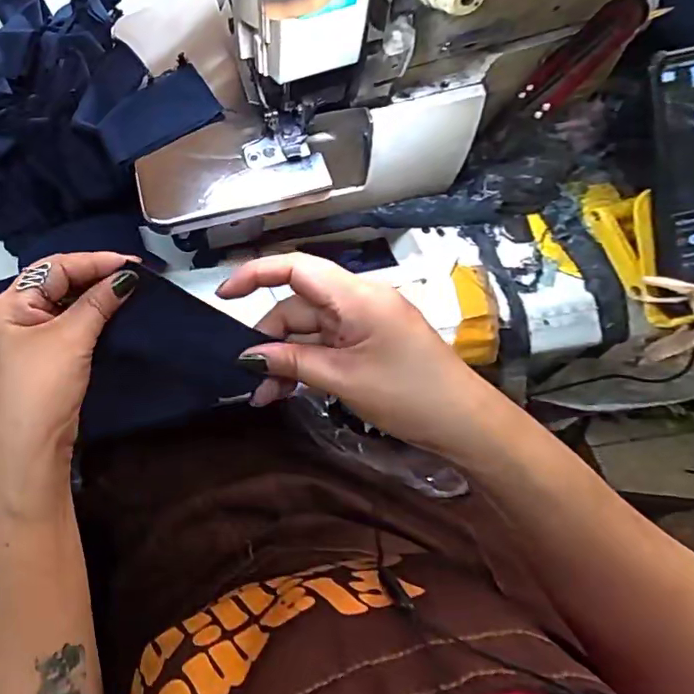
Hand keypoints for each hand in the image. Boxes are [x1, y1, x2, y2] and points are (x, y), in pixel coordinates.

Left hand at [0, 252, 139, 474]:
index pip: (54, 268)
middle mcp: (13, 314)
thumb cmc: (42, 387)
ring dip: (95, 296)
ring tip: (130, 289)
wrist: (31, 447)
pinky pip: (68, 324)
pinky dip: (91, 316)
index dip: (93, 262)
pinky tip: (114, 311)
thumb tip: (126, 277)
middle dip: (95, 276)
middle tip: (135, 275)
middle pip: (57, 282)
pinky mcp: (43, 355)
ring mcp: (27, 336)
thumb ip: (98, 302)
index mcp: (7, 303)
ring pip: (65, 303)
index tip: (131, 264)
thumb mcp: (71, 338)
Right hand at [217, 252, 506, 461]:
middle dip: (268, 340)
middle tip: (251, 378)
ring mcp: (364, 321)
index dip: (253, 274)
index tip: (224, 296)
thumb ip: (290, 361)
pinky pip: (324, 344)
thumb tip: (248, 358)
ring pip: (306, 330)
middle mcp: (358, 300)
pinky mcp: (369, 340)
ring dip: (283, 359)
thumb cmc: (411, 395)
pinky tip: (287, 390)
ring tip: (267, 396)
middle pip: (296, 306)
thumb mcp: (342, 379)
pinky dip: (303, 364)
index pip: (294, 267)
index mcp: (356, 296)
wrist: (470, 426)